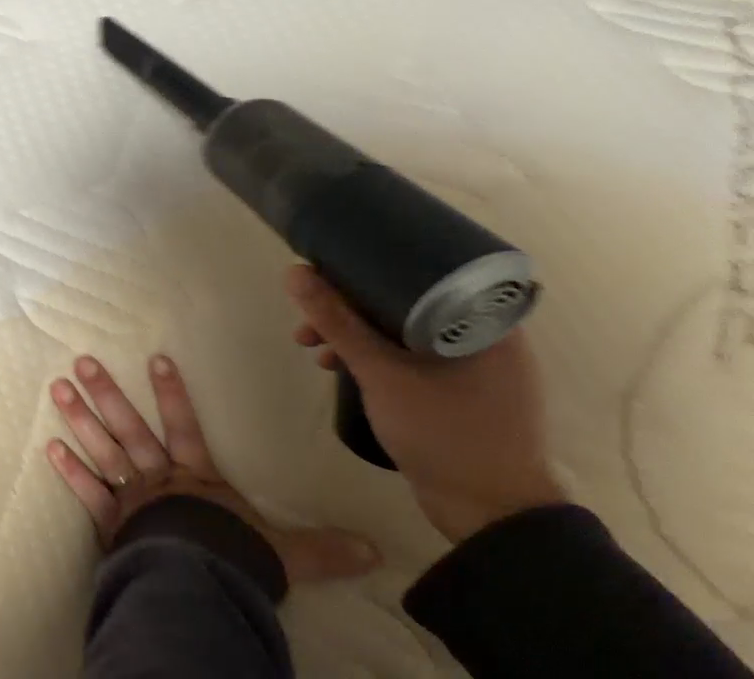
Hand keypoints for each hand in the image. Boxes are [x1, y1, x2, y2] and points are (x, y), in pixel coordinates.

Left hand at [46, 352, 379, 583]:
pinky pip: (87, 491)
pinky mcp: (111, 522)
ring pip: (104, 448)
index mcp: (198, 478)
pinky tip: (49, 446)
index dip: (172, 393)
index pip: (185, 426)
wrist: (201, 587)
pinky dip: (69, 470)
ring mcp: (132, 497)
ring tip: (57, 388)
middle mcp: (160, 478)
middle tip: (81, 360)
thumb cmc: (238, 563)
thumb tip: (375, 550)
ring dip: (80, 418)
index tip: (155, 359)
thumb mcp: (286, 554)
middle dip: (107, 393)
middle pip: (131, 427)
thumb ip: (323, 548)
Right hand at [288, 265, 565, 542]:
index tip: (324, 283)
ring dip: (358, 338)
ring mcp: (478, 368)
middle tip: (310, 327)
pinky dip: (378, 359)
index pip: (418, 273)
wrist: (491, 512)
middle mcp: (487, 337)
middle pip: (405, 304)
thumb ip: (338, 323)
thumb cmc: (445, 433)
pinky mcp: (464, 393)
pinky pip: (413, 358)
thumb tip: (295, 272)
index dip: (363, 273)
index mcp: (485, 322)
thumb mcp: (382, 373)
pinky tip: (347, 371)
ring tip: (318, 354)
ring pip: (404, 334)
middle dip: (350, 312)